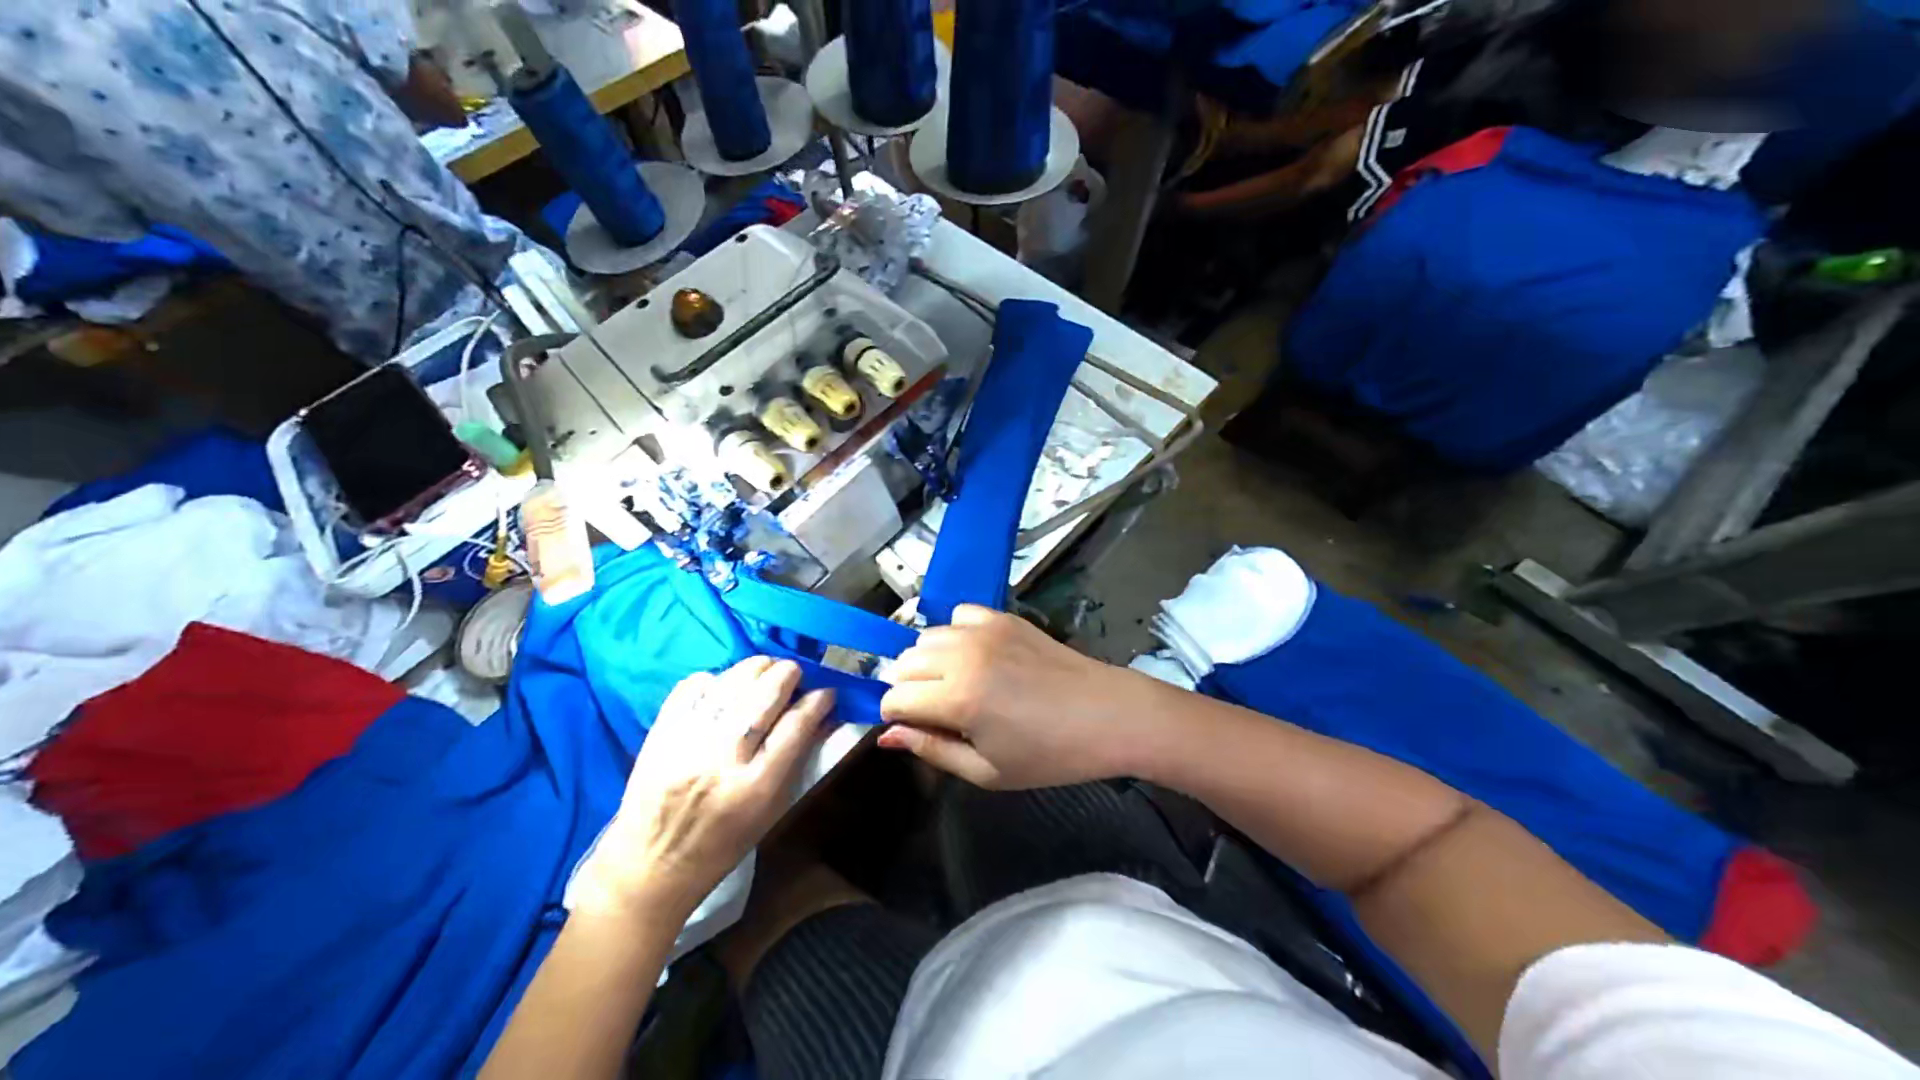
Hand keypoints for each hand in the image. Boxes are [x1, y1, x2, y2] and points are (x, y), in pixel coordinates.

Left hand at [573, 658, 832, 919]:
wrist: (649, 867)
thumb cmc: (721, 847)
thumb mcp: (770, 812)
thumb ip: (797, 762)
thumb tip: (823, 718)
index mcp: (755, 786)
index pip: (796, 725)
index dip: (817, 701)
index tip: (826, 692)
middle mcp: (722, 759)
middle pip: (764, 695)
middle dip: (787, 675)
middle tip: (795, 675)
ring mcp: (688, 742)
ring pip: (731, 683)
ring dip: (756, 668)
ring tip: (766, 670)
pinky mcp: (661, 732)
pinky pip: (692, 686)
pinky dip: (715, 678)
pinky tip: (726, 684)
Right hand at [877, 605, 1163, 788]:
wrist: (1108, 715)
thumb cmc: (1050, 755)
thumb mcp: (988, 771)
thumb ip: (932, 749)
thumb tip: (888, 736)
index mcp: (957, 699)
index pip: (895, 698)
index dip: (898, 718)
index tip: (920, 729)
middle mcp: (962, 656)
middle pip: (904, 663)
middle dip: (909, 689)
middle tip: (938, 711)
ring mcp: (984, 630)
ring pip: (926, 637)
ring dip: (928, 661)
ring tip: (957, 684)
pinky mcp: (1003, 617)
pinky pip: (958, 615)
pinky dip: (956, 634)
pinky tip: (977, 656)